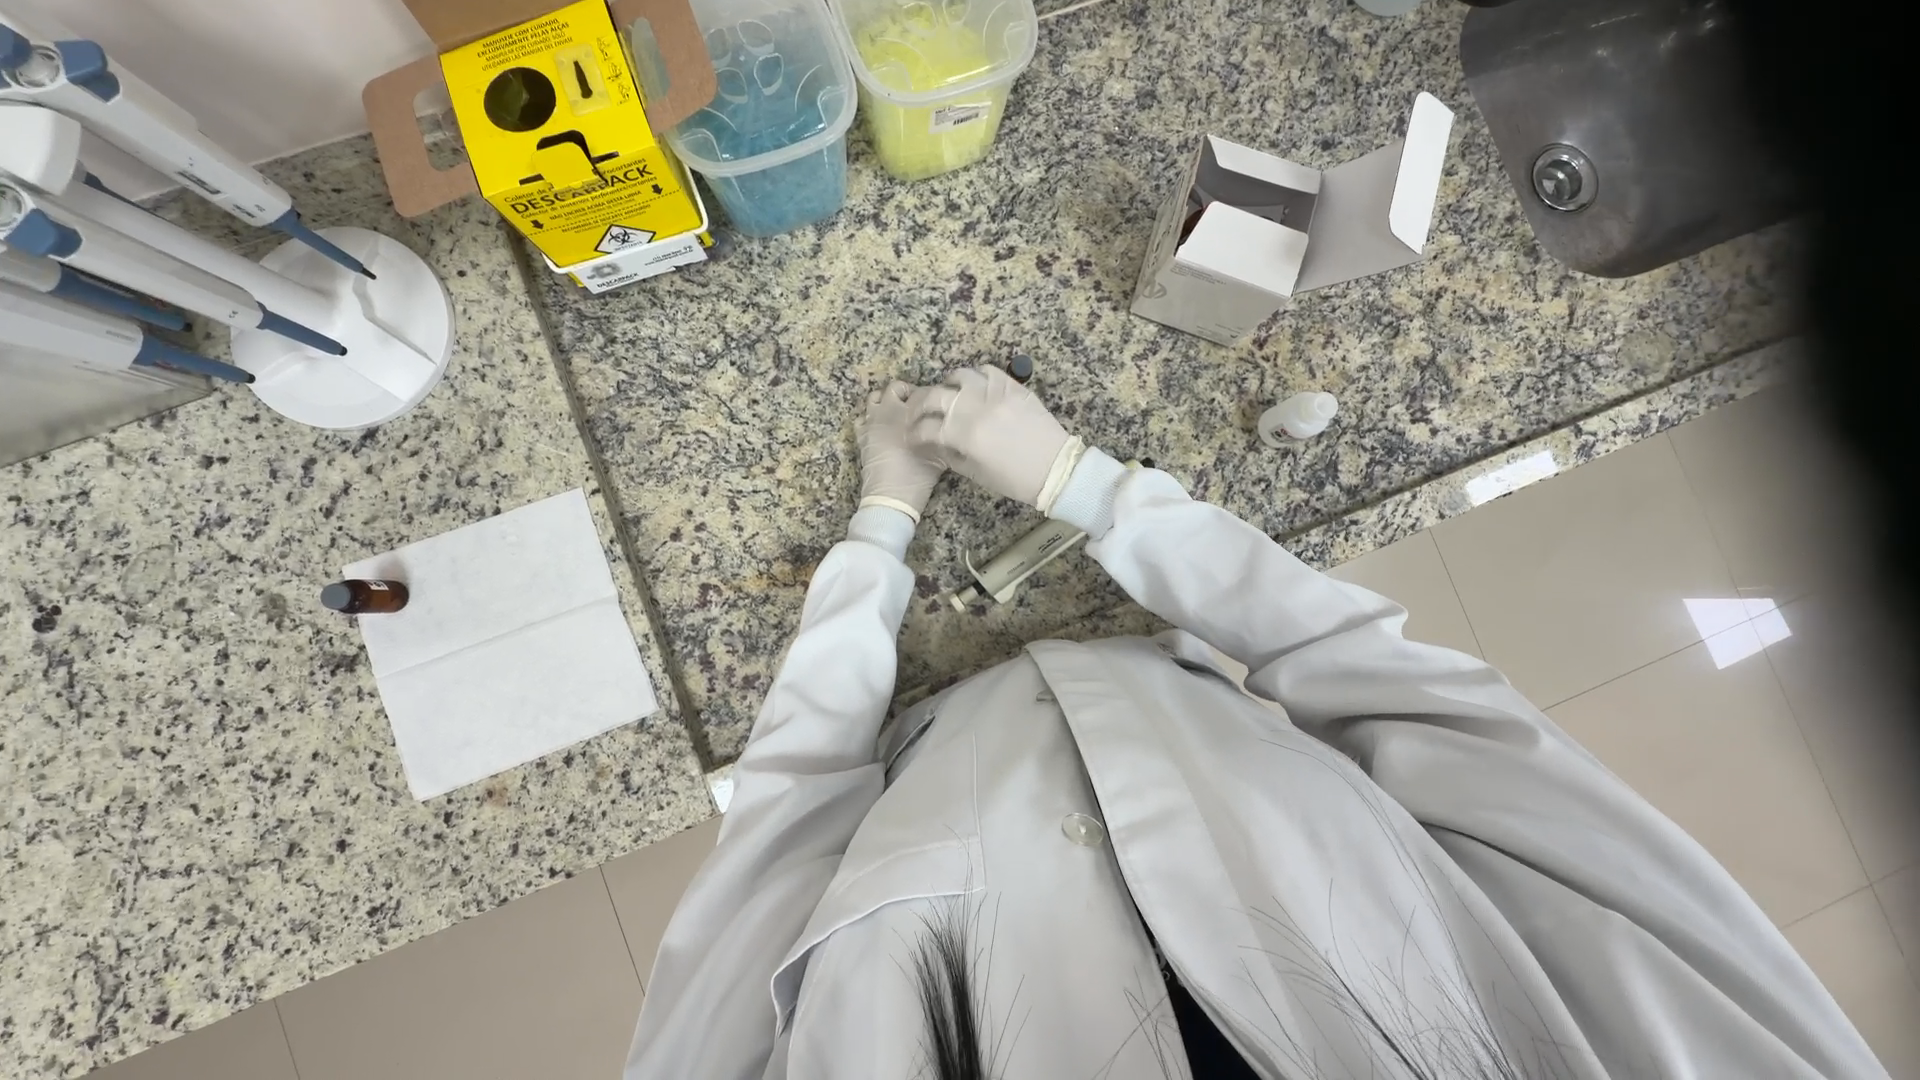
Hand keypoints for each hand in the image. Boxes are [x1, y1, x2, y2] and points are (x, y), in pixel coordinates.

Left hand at [856, 380, 945, 521]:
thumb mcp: (940, 455)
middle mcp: (889, 410)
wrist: (891, 494)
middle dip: (906, 393)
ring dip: (885, 401)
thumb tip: (948, 426)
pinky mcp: (861, 434)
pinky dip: (869, 419)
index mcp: (910, 411)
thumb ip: (943, 435)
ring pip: (874, 397)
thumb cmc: (918, 474)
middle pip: (896, 387)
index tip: (935, 405)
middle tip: (915, 406)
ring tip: (895, 413)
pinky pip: (861, 418)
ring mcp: (871, 421)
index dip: (930, 395)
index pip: (921, 392)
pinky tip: (880, 428)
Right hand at [905, 367, 1081, 509]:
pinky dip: (975, 376)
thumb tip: (934, 443)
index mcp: (965, 435)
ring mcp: (995, 394)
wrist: (1056, 469)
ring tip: (946, 394)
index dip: (914, 434)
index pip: (926, 428)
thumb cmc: (1015, 479)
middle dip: (919, 405)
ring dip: (947, 385)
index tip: (912, 437)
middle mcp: (976, 409)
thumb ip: (951, 455)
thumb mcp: (977, 473)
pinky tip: (972, 387)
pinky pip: (987, 371)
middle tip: (917, 413)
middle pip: (934, 396)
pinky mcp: (1012, 387)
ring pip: (960, 376)